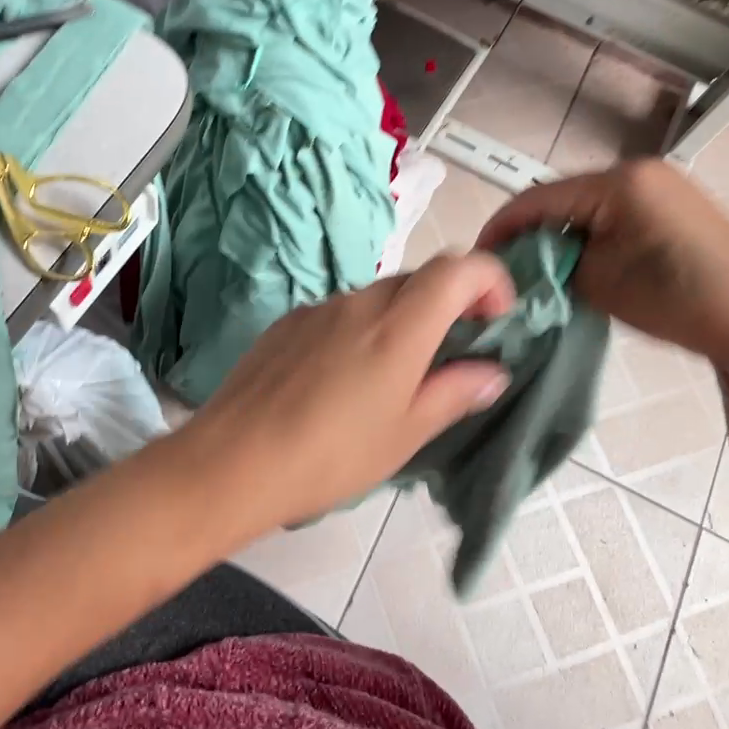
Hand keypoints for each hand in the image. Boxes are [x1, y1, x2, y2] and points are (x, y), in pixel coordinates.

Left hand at [174, 253, 517, 537]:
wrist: (233, 460)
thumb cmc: (330, 456)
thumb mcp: (404, 434)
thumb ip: (453, 393)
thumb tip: (490, 371)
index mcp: (399, 327)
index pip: (458, 268)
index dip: (489, 279)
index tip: (496, 317)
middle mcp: (359, 303)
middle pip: (418, 279)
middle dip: (447, 303)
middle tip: (451, 353)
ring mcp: (317, 309)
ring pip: (375, 296)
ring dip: (401, 319)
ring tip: (393, 377)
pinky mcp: (286, 323)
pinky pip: (338, 313)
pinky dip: (359, 330)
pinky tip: (341, 380)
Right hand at [477, 159, 728, 366]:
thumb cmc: (671, 297)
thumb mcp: (595, 281)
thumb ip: (550, 262)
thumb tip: (524, 260)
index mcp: (618, 179)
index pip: (536, 197)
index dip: (500, 229)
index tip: (478, 259)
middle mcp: (641, 171)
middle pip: (562, 198)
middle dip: (532, 233)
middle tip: (509, 270)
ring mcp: (664, 187)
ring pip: (589, 208)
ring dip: (562, 237)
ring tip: (543, 272)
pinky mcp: (677, 208)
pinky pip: (616, 216)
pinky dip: (592, 239)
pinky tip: (583, 267)